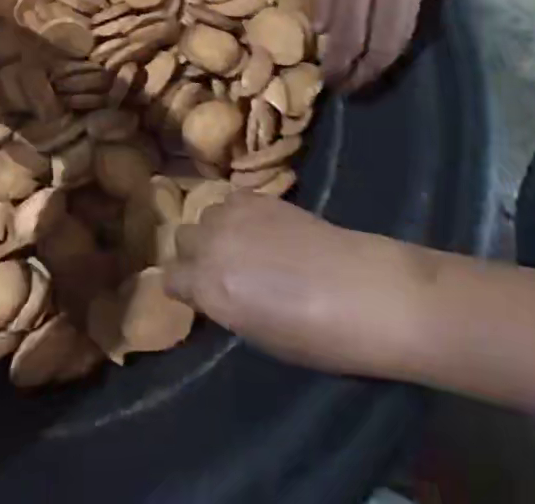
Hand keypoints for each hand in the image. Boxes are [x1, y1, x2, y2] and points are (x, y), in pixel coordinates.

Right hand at [165, 193, 434, 378]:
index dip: (185, 288)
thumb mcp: (256, 335)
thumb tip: (215, 292)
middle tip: (222, 268)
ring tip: (242, 243)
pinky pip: (229, 199)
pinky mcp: (259, 197)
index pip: (170, 280)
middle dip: (196, 254)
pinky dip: (236, 212)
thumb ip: (224, 306)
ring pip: (204, 214)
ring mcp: (234, 216)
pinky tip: (259, 225)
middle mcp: (211, 246)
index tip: (201, 295)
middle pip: (182, 239)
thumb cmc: (316, 337)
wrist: (365, 292)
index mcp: (208, 289)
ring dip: (215, 228)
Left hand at [310, 0, 446, 89]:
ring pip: (399, 39)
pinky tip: (380, 48)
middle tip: (348, 90)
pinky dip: (394, 43)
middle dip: (363, 74)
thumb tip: (321, 31)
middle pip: (379, 46)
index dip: (339, 65)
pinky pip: (409, 22)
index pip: (348, 35)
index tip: (329, 83)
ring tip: (363, 76)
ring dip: (381, 64)